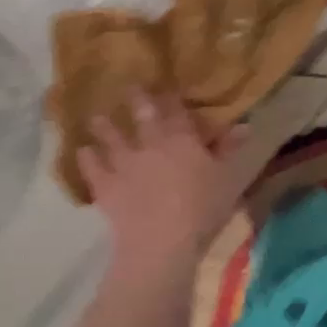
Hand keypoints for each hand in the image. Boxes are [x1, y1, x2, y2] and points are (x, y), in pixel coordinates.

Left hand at [79, 90, 257, 271]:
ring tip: (96, 115)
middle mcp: (151, 144)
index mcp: (182, 139)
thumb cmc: (203, 207)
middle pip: (143, 117)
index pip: (177, 111)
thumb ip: (230, 149)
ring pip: (113, 139)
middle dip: (137, 100)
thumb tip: (243, 125)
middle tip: (130, 86)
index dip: (171, 97)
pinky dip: (87, 158)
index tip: (165, 85)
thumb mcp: (227, 177)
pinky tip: (82, 151)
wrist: (161, 242)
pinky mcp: (106, 188)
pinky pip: (93, 169)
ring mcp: (125, 165)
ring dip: (105, 126)